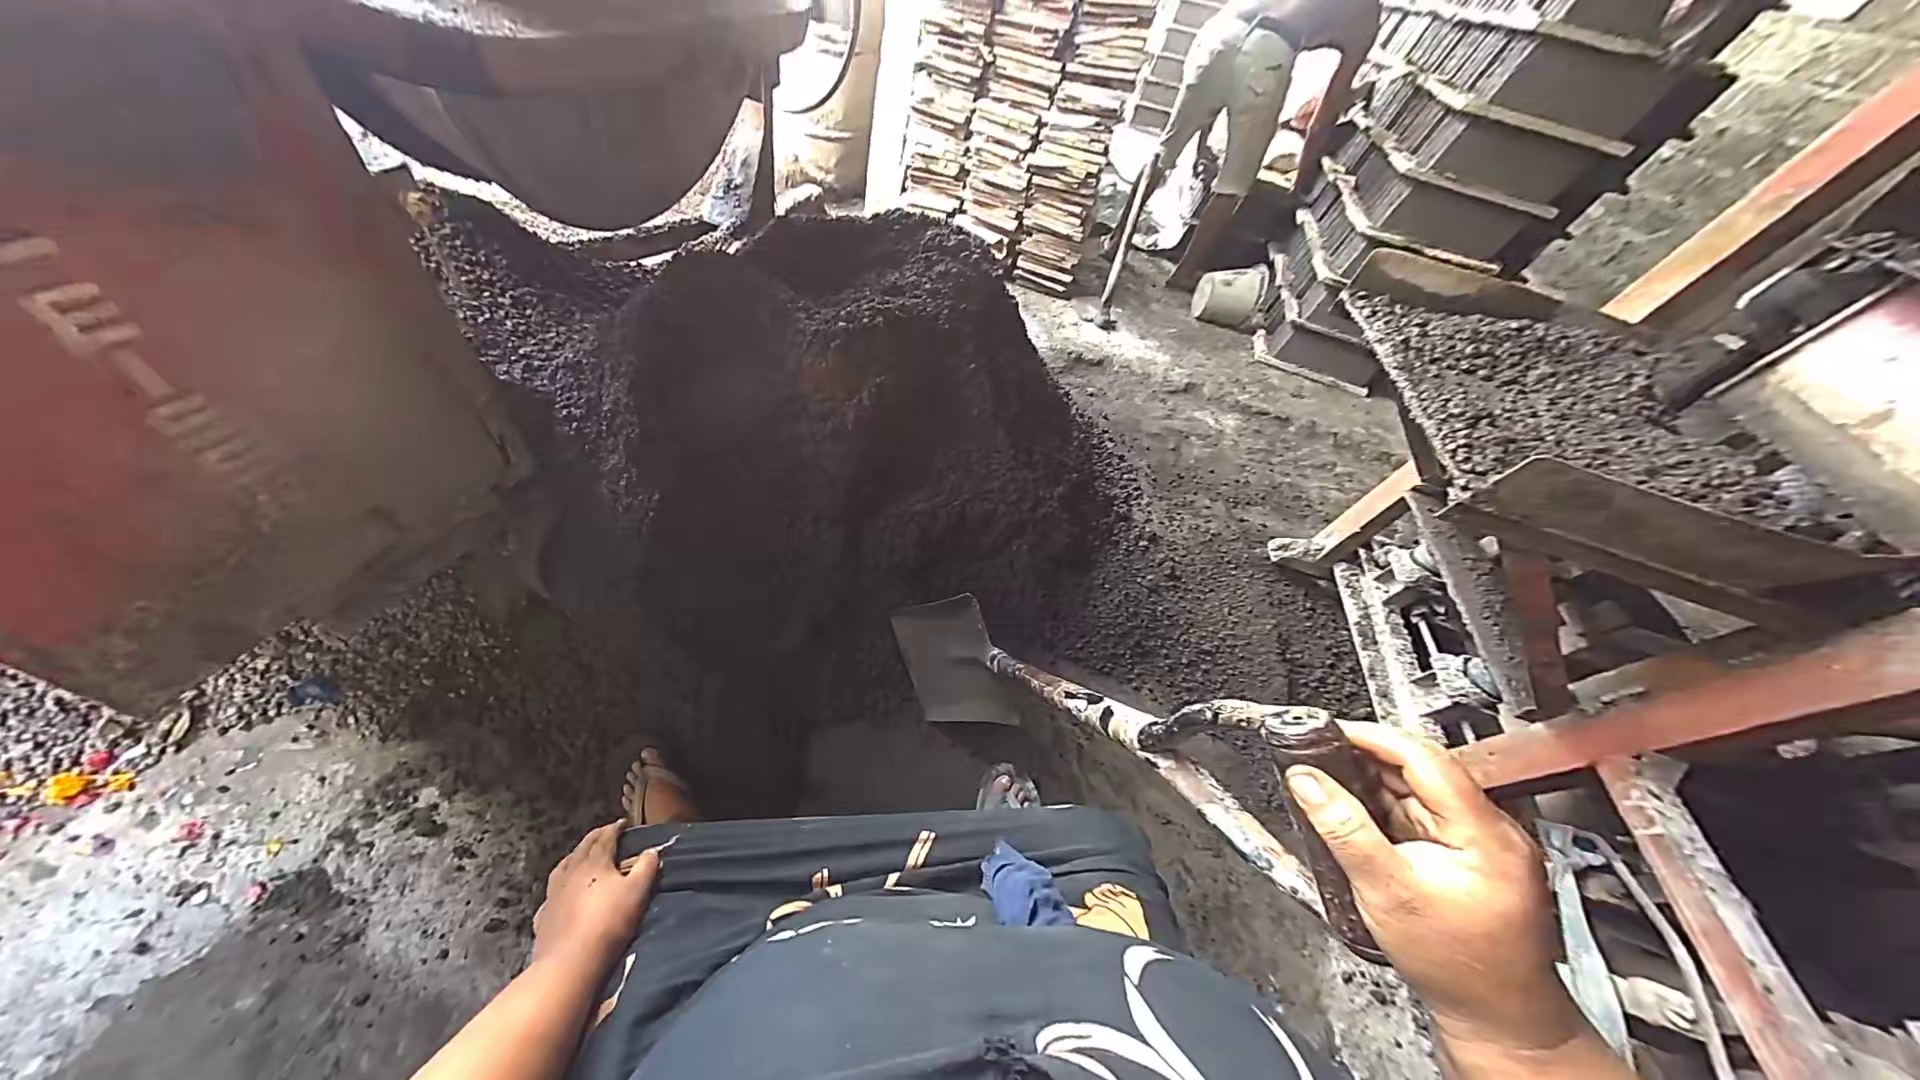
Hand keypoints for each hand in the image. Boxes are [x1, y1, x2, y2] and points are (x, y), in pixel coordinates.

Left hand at [531, 822, 663, 971]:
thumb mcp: (637, 891)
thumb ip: (646, 867)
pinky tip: (561, 892)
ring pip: (563, 867)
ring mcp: (553, 895)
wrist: (569, 963)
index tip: (623, 823)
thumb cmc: (608, 922)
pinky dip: (560, 885)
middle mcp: (571, 873)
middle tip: (606, 833)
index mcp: (594, 862)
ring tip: (582, 855)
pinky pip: (552, 893)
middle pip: (582, 848)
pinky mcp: (544, 917)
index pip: (605, 838)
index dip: (615, 828)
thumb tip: (651, 851)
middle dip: (595, 837)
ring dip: (575, 856)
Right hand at [1284, 723, 1581, 1053]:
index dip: (1371, 737)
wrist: (1497, 1018)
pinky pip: (1417, 809)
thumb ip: (1342, 827)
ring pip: (1416, 786)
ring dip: (1372, 781)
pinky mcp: (1467, 851)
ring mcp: (1481, 840)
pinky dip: (1384, 804)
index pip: (1423, 756)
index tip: (1330, 732)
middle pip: (1419, 766)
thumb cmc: (1456, 966)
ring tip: (1333, 788)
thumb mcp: (1384, 889)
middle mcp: (1490, 829)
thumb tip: (1305, 779)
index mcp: (1484, 832)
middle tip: (1319, 759)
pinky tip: (1360, 816)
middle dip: (1365, 758)